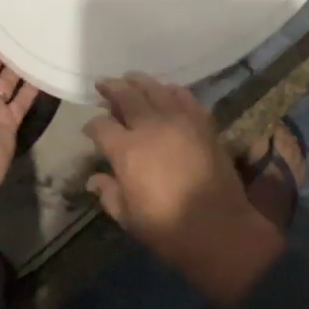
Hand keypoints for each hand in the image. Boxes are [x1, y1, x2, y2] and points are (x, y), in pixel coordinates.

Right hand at [83, 74, 285, 305]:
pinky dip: (170, 90)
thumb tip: (93, 179)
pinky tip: (166, 91)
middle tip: (103, 84)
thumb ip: (109, 193)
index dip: (92, 125)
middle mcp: (150, 126)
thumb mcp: (129, 218)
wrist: (219, 228)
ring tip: (130, 79)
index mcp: (126, 150)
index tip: (90, 129)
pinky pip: (183, 95)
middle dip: (111, 88)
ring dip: (138, 82)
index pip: (101, 126)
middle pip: (126, 95)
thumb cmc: (168, 229)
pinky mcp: (201, 121)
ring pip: (154, 88)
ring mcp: (178, 119)